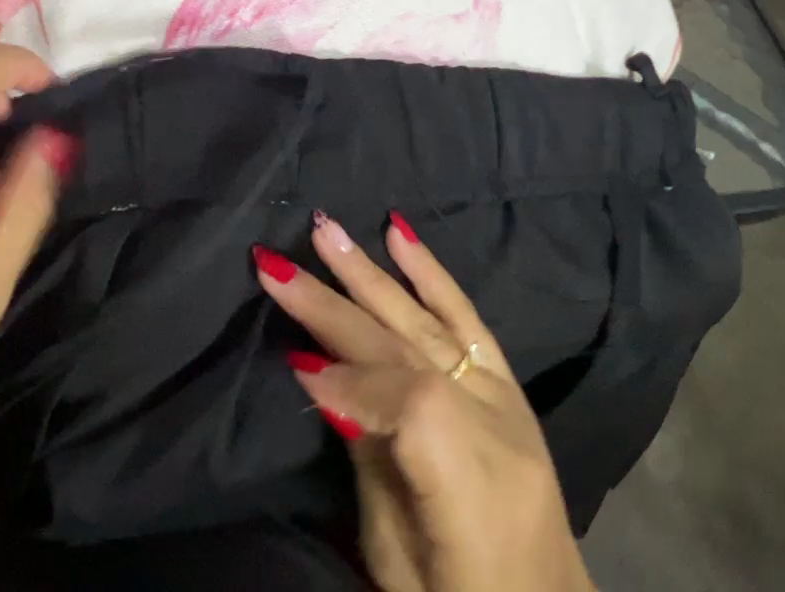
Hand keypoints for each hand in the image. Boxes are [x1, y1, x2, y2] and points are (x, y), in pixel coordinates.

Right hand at [255, 213, 593, 591]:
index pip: (405, 401)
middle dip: (333, 306)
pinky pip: (469, 321)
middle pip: (405, 348)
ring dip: (370, 274)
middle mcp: (493, 428)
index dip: (343, 377)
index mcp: (468, 483)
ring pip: (428, 322)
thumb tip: (325, 380)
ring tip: (326, 229)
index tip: (290, 359)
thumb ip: (368, 457)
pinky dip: (432, 275)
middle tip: (276, 264)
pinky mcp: (508, 388)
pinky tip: (400, 235)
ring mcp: (506, 401)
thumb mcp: (395, 554)